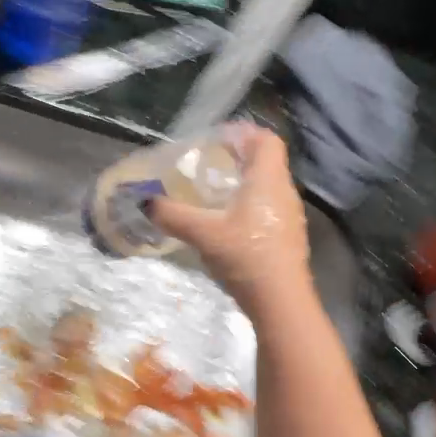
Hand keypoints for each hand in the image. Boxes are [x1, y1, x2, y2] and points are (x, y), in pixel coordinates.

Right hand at [150, 124, 310, 312]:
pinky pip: (267, 213)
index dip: (243, 134)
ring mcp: (289, 218)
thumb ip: (173, 215)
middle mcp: (284, 192)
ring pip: (266, 190)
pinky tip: (227, 229)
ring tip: (212, 200)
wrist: (281, 302)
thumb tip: (145, 202)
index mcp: (268, 179)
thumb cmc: (246, 256)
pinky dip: (248, 212)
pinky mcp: (288, 241)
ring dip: (242, 189)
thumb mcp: (203, 234)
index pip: (265, 139)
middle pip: (265, 164)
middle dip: (237, 162)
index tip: (216, 141)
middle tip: (207, 170)